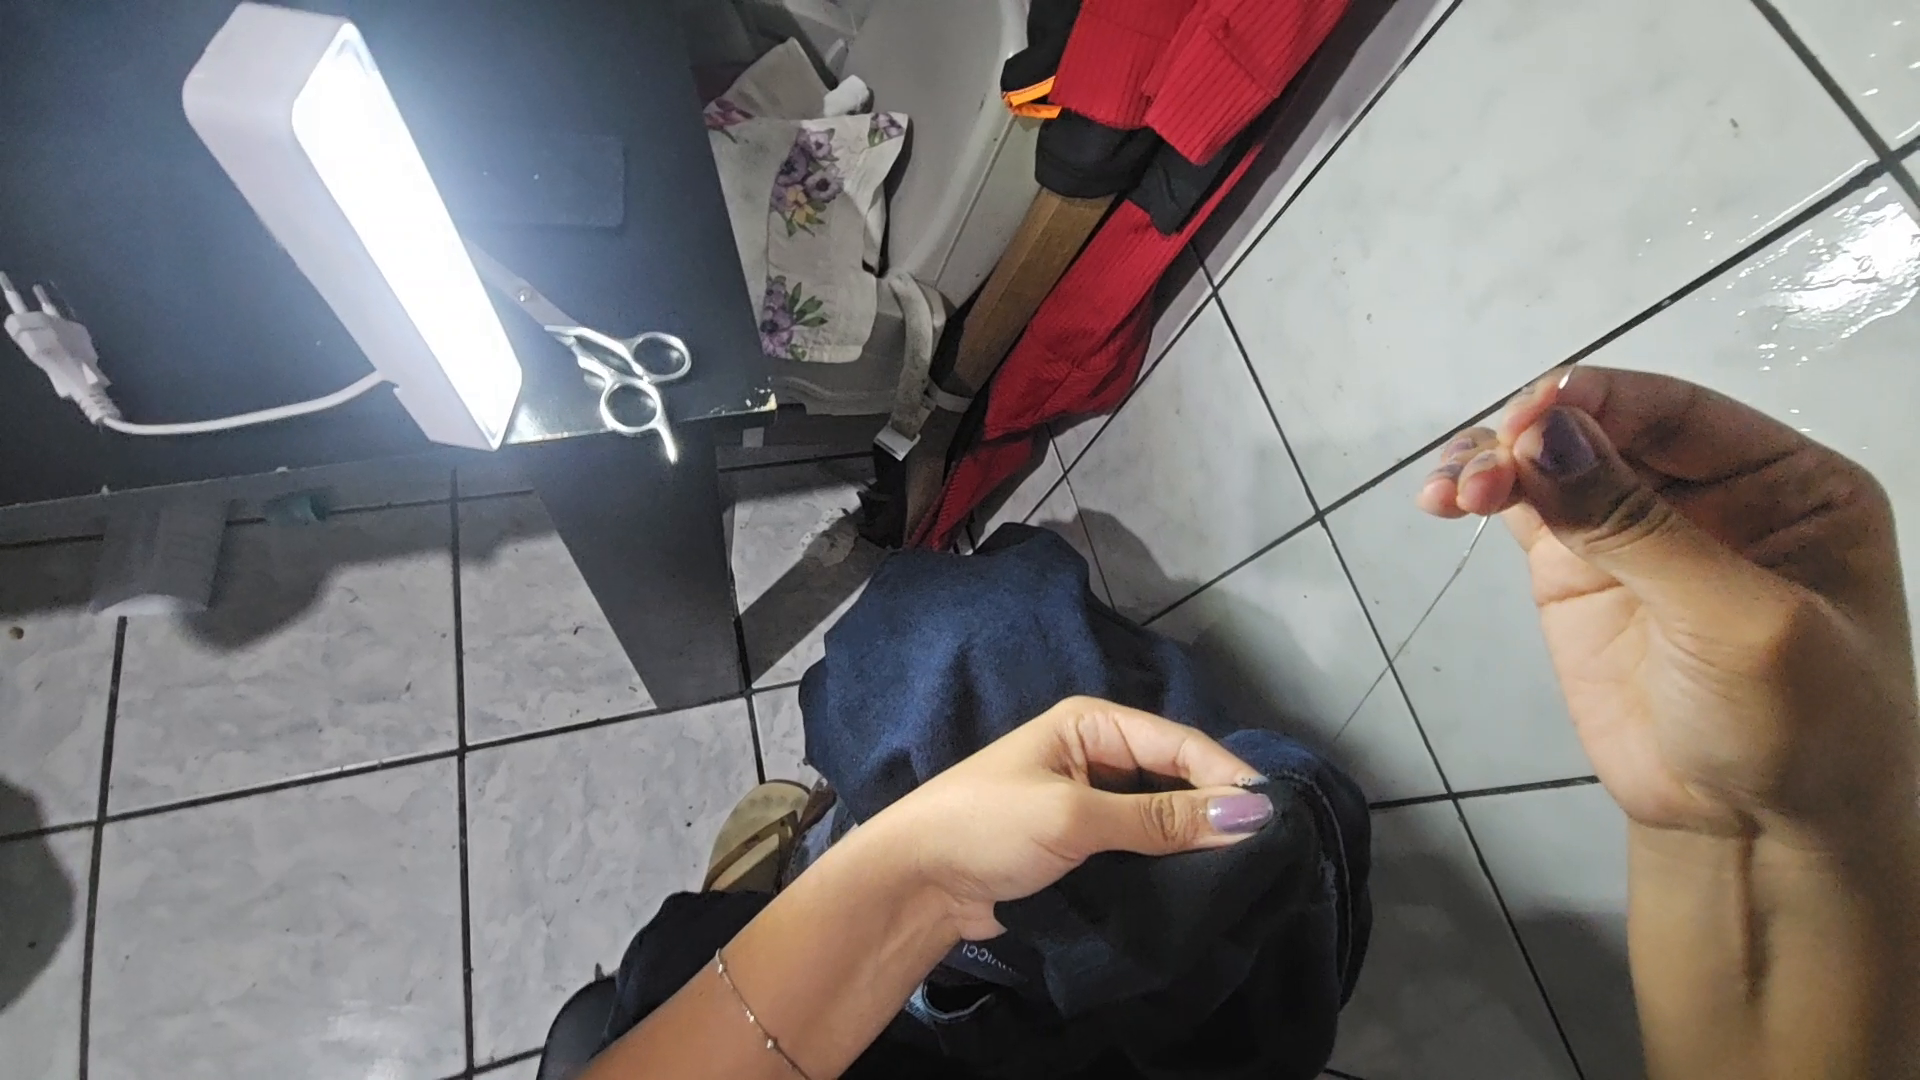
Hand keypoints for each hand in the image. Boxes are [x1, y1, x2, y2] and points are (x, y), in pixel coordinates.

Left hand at [857, 697, 1273, 940]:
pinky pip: (1141, 845)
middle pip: (1174, 776)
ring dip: (1195, 840)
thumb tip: (1248, 812)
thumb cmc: (990, 824)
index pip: (1177, 742)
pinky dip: (1170, 862)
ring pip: (1162, 814)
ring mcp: (1091, 799)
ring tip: (1249, 872)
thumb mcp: (1074, 816)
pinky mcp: (1085, 842)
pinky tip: (1202, 885)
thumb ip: (1158, 819)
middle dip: (1215, 808)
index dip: (1226, 774)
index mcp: (1092, 724)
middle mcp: (1097, 754)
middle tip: (1271, 852)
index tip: (1277, 818)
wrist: (919, 879)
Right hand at [1416, 366, 1917, 839]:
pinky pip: (1517, 510)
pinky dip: (1475, 495)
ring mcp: (1623, 531)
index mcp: (1778, 482)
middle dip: (1525, 441)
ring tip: (1449, 495)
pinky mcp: (1568, 570)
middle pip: (1590, 430)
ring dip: (1486, 465)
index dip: (1591, 402)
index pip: (1669, 411)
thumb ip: (1635, 525)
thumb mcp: (1735, 618)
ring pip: (1541, 463)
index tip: (1521, 424)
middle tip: (1477, 481)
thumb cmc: (1794, 724)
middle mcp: (1698, 492)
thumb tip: (1541, 435)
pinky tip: (1442, 501)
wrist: (1745, 822)